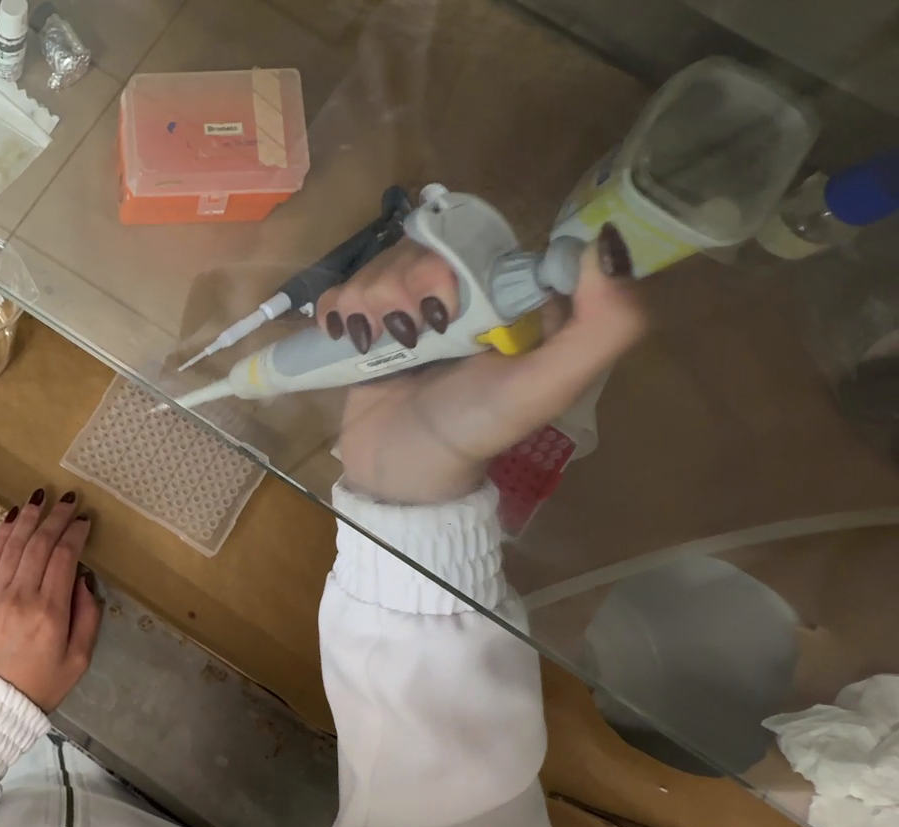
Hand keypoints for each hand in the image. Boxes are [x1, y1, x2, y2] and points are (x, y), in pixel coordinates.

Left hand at [0, 489, 101, 711]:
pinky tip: (13, 518)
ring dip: (29, 518)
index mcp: (51, 612)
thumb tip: (83, 580)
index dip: (75, 534)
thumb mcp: (79, 659)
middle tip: (68, 499)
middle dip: (55, 518)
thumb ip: (88, 617)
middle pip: (40, 544)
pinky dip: (3, 534)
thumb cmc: (39, 685)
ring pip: (14, 544)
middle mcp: (21, 596)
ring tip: (41, 498)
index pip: (64, 558)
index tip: (83, 520)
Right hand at [321, 223, 644, 503]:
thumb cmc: (471, 430)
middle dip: (404, 289)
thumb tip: (604, 245)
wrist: (398, 473)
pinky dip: (334, 311)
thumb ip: (605, 325)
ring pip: (376, 270)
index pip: (476, 243)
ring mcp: (403, 315)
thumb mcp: (549, 386)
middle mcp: (456, 301)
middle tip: (410, 335)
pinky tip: (345, 339)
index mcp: (505, 301)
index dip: (452, 263)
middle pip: (418, 251)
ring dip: (366, 305)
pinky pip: (338, 294)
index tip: (447, 306)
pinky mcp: (360, 332)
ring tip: (374, 345)